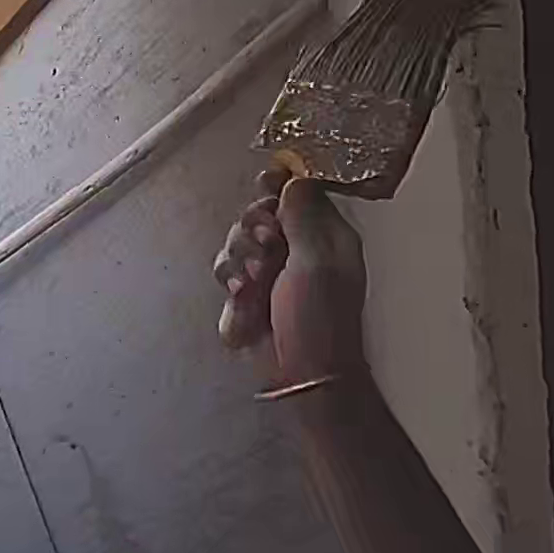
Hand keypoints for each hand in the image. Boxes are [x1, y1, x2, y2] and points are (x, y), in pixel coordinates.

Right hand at [214, 168, 367, 379]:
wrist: (301, 374)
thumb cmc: (318, 319)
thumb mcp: (315, 263)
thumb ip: (303, 217)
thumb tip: (295, 178)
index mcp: (325, 235)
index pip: (299, 192)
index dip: (279, 185)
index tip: (264, 185)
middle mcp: (296, 246)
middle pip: (259, 213)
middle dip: (252, 227)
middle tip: (263, 242)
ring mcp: (270, 269)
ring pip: (237, 241)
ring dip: (239, 256)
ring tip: (252, 280)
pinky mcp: (248, 290)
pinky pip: (228, 269)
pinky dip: (231, 280)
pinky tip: (241, 296)